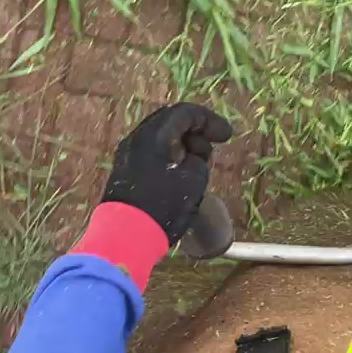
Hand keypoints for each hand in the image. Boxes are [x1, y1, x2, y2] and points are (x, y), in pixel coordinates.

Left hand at [102, 103, 233, 243]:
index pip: (185, 113)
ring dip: (183, 143)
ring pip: (161, 136)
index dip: (209, 121)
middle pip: (170, 120)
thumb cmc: (163, 206)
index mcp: (154, 135)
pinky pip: (153, 151)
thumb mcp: (194, 180)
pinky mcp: (125, 170)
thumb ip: (198, 159)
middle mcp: (137, 138)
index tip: (226, 136)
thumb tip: (192, 156)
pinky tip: (181, 171)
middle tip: (213, 142)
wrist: (125, 238)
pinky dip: (171, 153)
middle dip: (195, 129)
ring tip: (199, 162)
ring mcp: (128, 153)